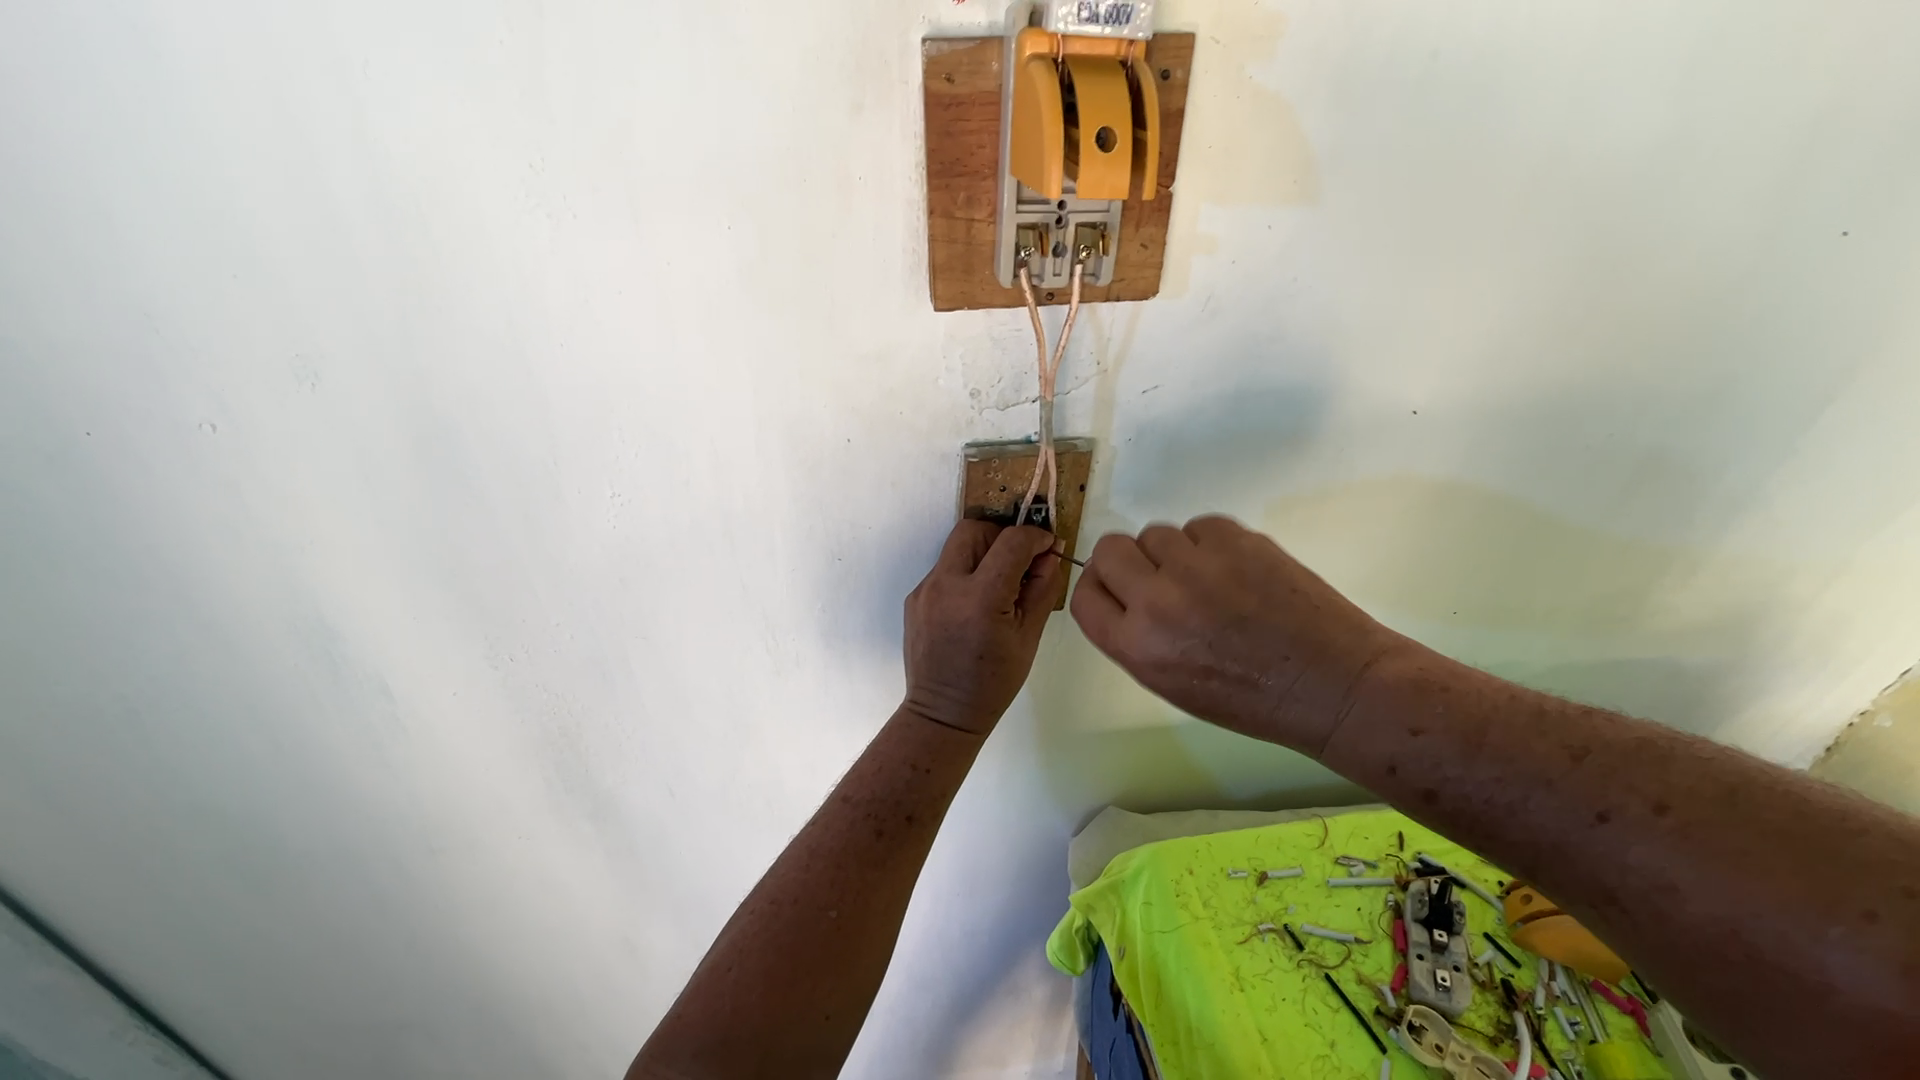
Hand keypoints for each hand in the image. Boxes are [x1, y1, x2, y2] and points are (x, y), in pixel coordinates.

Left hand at [901, 521, 1063, 735]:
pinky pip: (943, 571)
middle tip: (1018, 560)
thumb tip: (1050, 553)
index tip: (1047, 545)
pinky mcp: (914, 598)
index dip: (1035, 536)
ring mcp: (925, 590)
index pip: (1011, 542)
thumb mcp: (1029, 636)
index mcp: (980, 598)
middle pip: (974, 529)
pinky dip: (964, 574)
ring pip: (956, 548)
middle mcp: (946, 585)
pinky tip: (974, 605)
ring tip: (998, 584)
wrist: (943, 713)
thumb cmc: (994, 682)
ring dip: (981, 554)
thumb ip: (1041, 588)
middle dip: (1001, 536)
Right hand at [1069, 515, 1407, 754]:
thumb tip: (1128, 592)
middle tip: (1159, 576)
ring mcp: (1197, 565)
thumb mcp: (1171, 683)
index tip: (1116, 588)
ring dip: (1174, 552)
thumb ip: (1137, 638)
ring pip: (1157, 533)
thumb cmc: (1250, 699)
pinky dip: (1211, 542)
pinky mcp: (1236, 539)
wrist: (1331, 684)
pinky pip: (1200, 525)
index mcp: (1137, 647)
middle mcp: (1157, 601)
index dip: (1098, 587)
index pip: (1084, 596)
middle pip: (1110, 549)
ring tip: (1209, 579)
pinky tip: (1237, 570)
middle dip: (1128, 561)